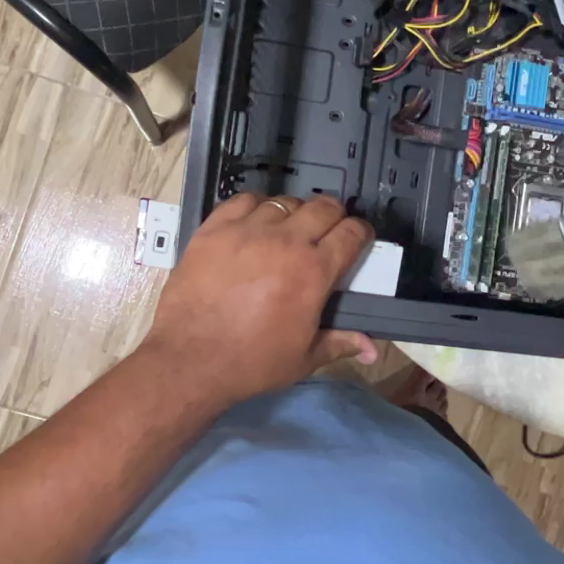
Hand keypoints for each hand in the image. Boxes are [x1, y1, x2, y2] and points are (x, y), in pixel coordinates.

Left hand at [141, 193, 378, 407]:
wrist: (191, 360)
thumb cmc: (252, 362)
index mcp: (314, 271)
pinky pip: (243, 201)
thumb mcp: (304, 358)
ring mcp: (248, 231)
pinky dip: (256, 207)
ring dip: (295, 212)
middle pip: (323, 207)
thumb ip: (340, 343)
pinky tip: (255, 222)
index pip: (351, 233)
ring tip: (289, 228)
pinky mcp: (215, 229)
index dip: (361, 232)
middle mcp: (286, 242)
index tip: (359, 238)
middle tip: (328, 230)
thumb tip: (372, 350)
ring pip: (285, 202)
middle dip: (334, 215)